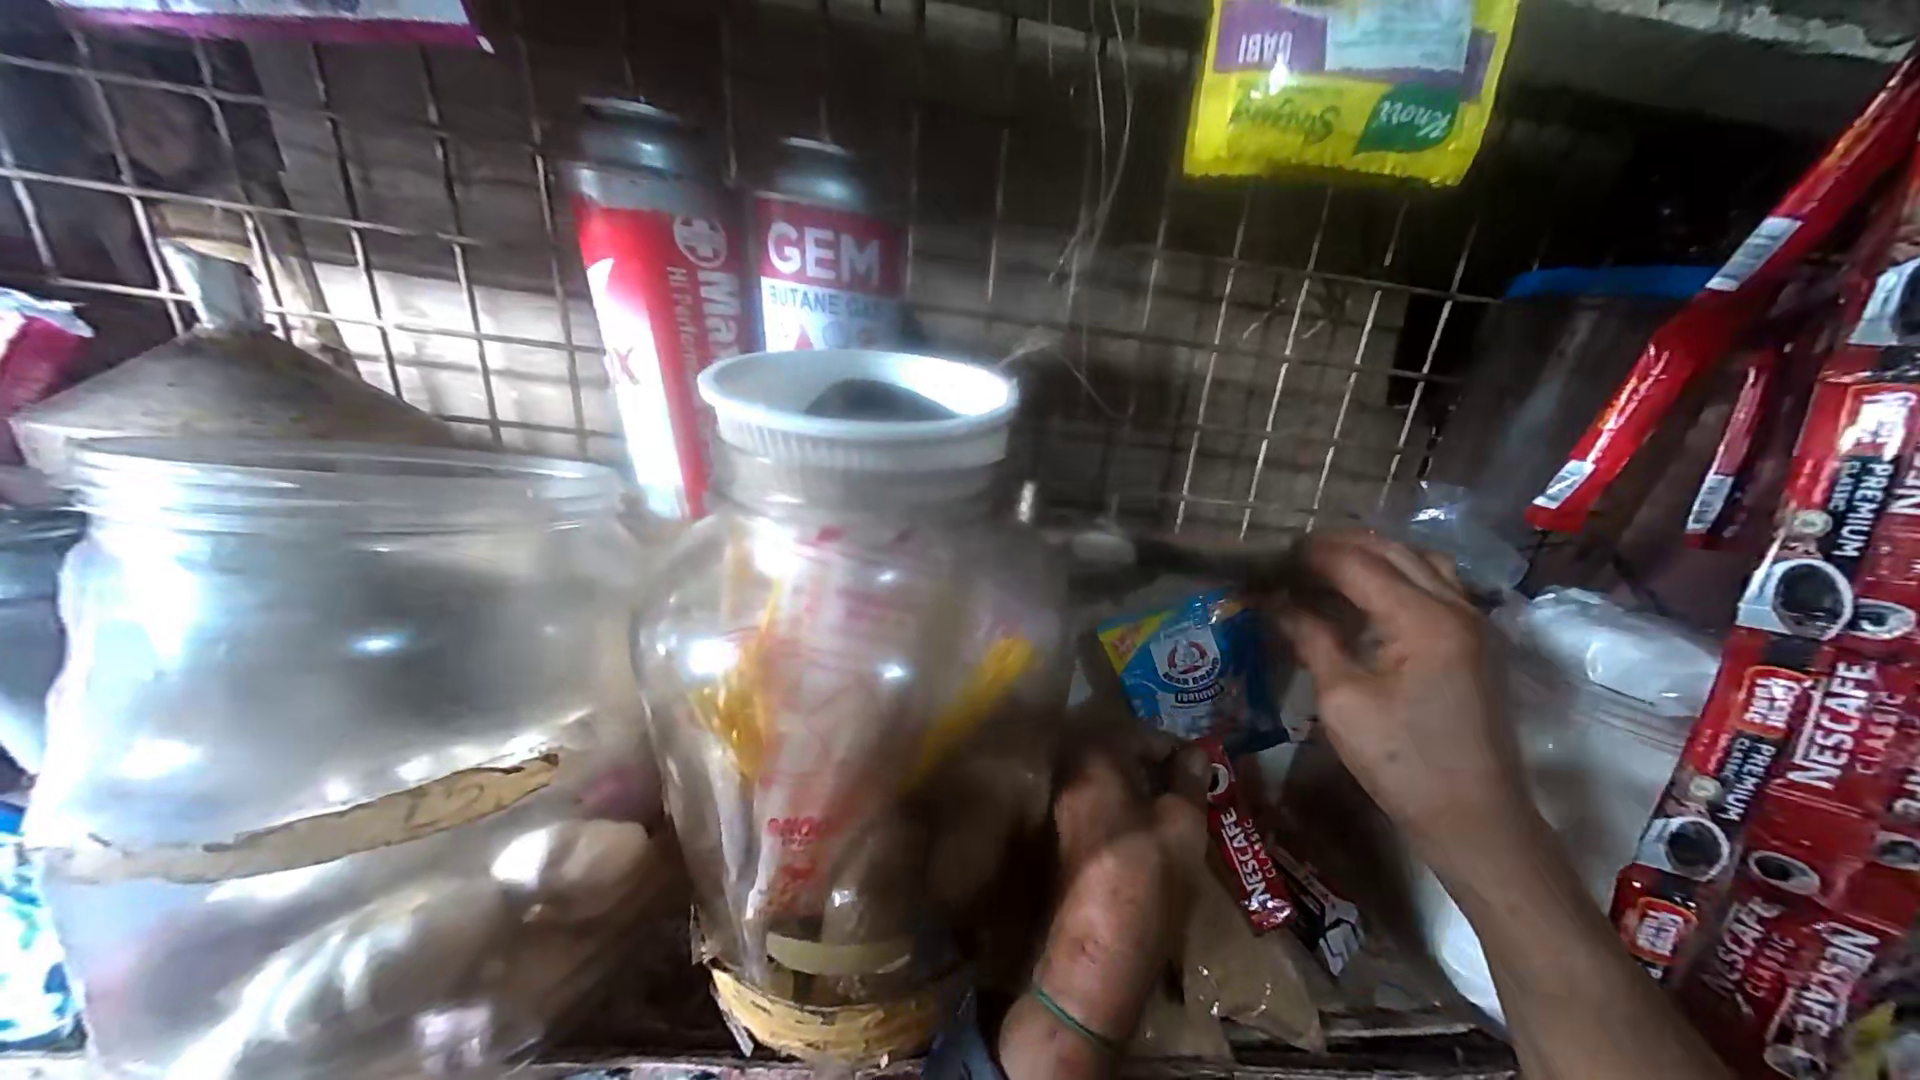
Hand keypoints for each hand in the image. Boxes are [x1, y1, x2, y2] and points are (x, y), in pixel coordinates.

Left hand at [997, 740, 1207, 1079]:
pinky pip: (1100, 814)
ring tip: (1177, 811)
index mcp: (1093, 764)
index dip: (1168, 743)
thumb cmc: (1146, 873)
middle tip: (1188, 784)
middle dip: (1152, 766)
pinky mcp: (1068, 849)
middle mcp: (1070, 783)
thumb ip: (1187, 781)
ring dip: (1140, 792)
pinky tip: (1153, 838)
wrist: (1100, 951)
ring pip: (1107, 788)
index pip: (1132, 734)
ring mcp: (1064, 817)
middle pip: (1114, 758)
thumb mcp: (1182, 823)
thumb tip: (1196, 751)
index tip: (1197, 762)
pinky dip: (1127, 814)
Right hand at [1278, 531, 1528, 874]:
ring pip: (1422, 561)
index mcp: (1423, 620)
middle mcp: (1456, 608)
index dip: (1311, 555)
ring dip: (1374, 554)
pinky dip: (1398, 573)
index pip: (1358, 564)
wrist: (1473, 816)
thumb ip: (1312, 639)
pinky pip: (1437, 584)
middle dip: (1340, 546)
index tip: (1271, 556)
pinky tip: (1368, 591)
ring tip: (1328, 564)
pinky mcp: (1476, 642)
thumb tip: (1277, 604)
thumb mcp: (1341, 698)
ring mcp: (1474, 623)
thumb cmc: (1400, 760)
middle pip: (1394, 552)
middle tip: (1292, 555)